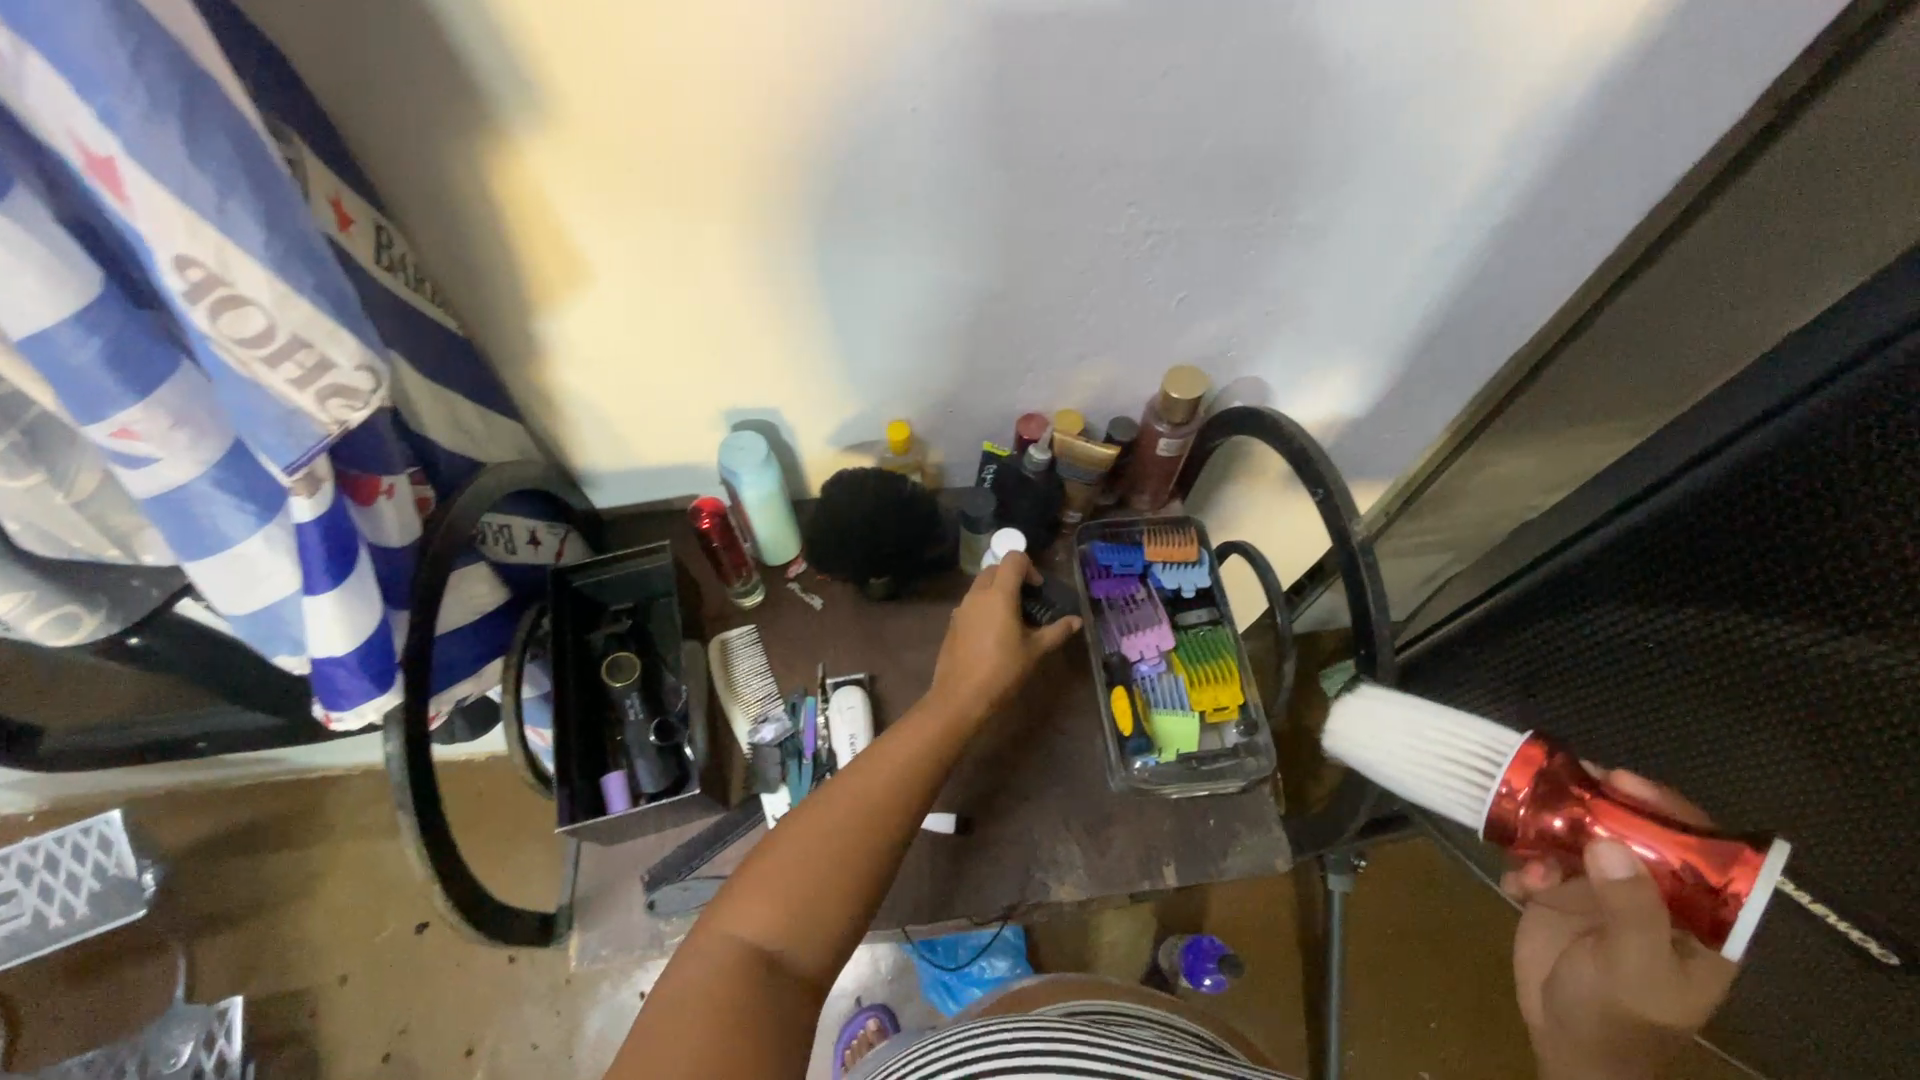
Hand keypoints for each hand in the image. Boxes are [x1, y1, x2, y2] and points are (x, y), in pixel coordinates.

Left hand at [928, 552, 1081, 724]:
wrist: (960, 697)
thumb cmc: (1002, 671)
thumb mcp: (1035, 651)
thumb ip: (1056, 631)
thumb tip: (1077, 621)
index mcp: (999, 594)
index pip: (1013, 559)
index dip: (1029, 567)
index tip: (1038, 590)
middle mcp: (977, 595)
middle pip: (995, 569)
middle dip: (1013, 577)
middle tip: (1028, 601)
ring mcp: (961, 609)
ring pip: (980, 586)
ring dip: (997, 592)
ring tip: (1013, 619)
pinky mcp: (952, 624)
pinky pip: (971, 604)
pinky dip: (985, 607)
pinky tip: (994, 635)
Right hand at [1502, 768, 1737, 1079]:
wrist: (1568, 1046)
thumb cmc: (1620, 1016)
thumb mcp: (1636, 968)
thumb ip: (1631, 908)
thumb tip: (1610, 842)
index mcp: (1696, 914)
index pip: (1695, 849)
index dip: (1665, 811)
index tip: (1621, 782)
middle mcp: (1652, 894)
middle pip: (1630, 833)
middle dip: (1594, 811)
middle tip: (1558, 785)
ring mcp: (1602, 892)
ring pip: (1579, 840)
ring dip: (1549, 837)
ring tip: (1528, 856)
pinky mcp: (1558, 894)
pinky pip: (1540, 859)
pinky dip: (1523, 863)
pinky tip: (1515, 883)